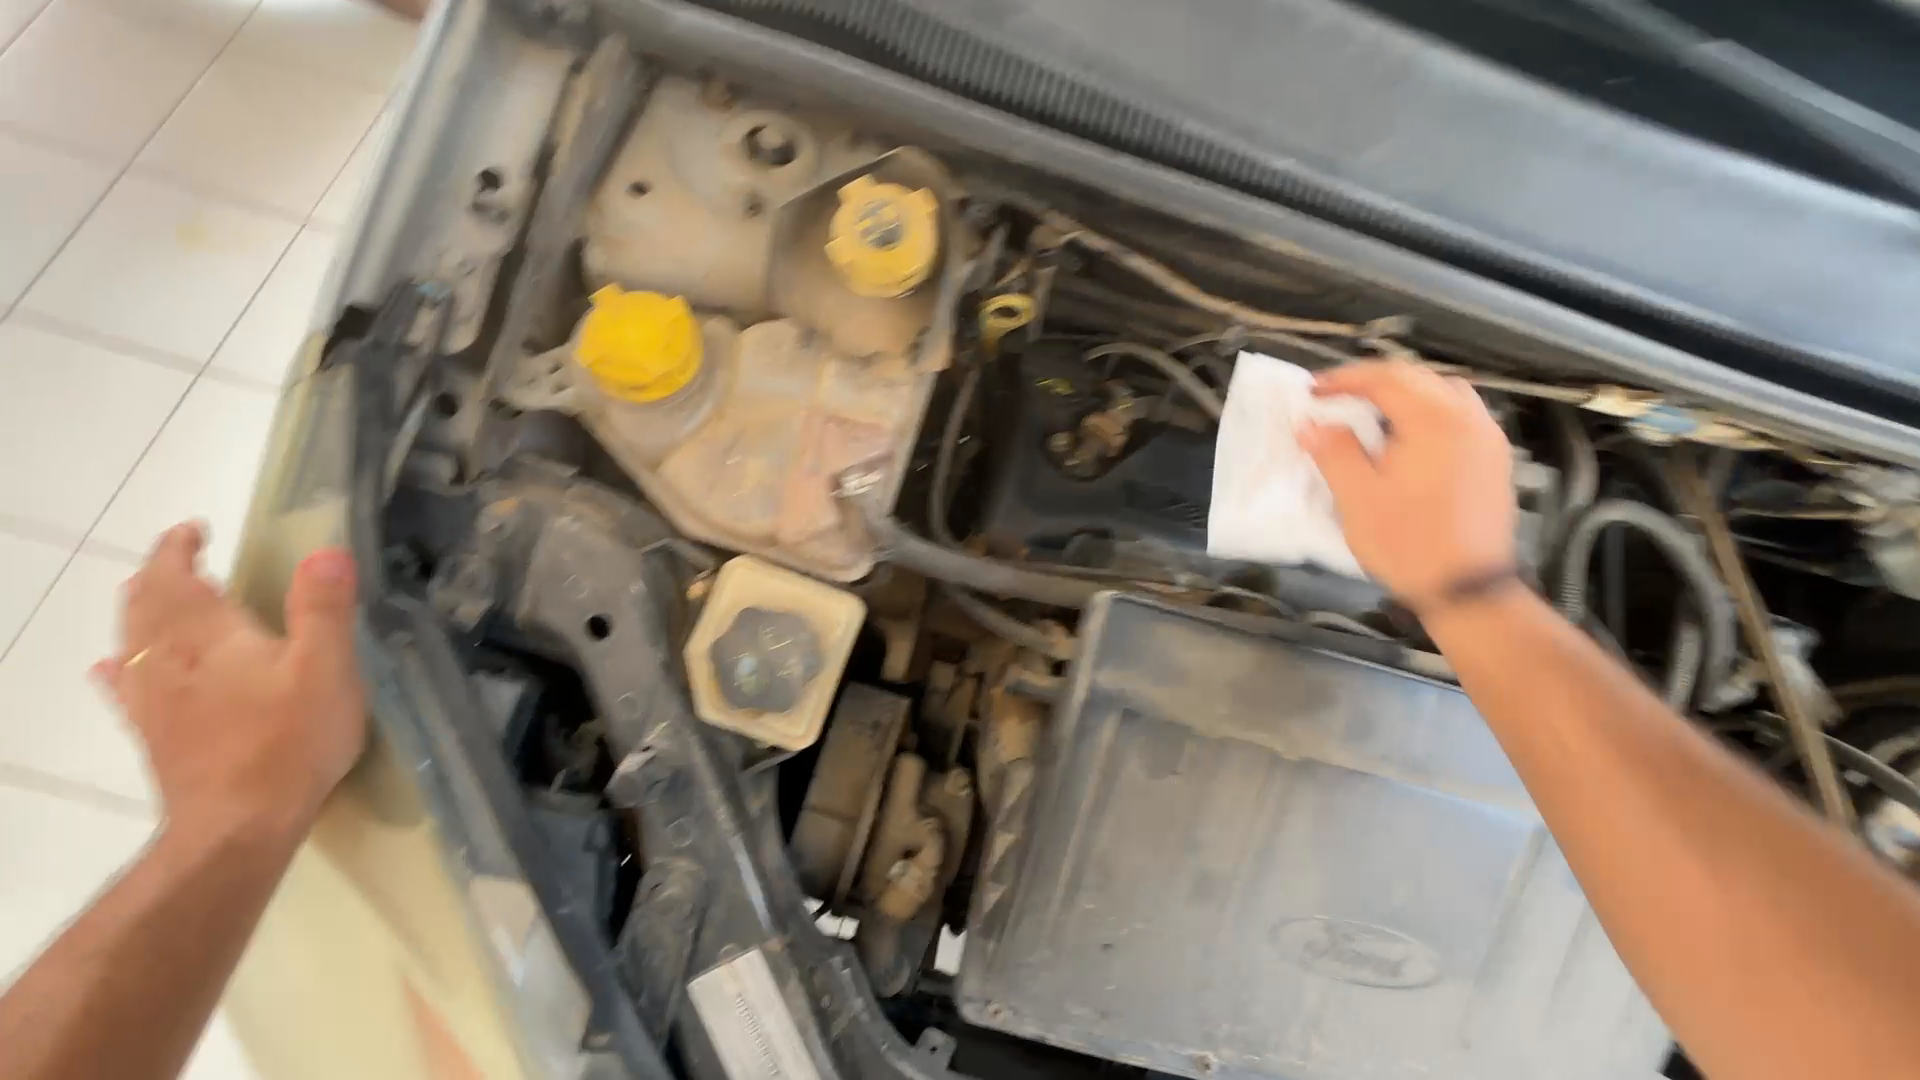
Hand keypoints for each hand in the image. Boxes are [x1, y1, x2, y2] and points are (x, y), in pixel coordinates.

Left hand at [93, 524, 366, 843]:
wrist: (239, 822)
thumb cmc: (291, 739)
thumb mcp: (328, 668)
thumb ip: (324, 608)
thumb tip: (326, 550)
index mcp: (209, 636)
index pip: (176, 577)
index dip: (179, 548)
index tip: (194, 529)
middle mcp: (168, 659)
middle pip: (146, 605)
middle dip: (160, 575)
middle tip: (183, 558)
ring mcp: (153, 699)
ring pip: (131, 641)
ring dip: (140, 611)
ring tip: (157, 598)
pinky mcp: (154, 732)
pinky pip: (122, 688)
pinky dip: (119, 666)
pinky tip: (114, 668)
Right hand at [1299, 360, 1516, 609]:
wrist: (1467, 589)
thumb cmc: (1407, 542)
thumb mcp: (1357, 498)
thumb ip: (1334, 452)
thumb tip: (1313, 424)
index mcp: (1435, 421)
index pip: (1386, 379)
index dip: (1344, 379)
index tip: (1312, 391)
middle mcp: (1469, 419)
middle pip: (1418, 378)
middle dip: (1373, 381)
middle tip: (1335, 397)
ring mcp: (1487, 439)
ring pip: (1443, 393)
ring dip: (1403, 394)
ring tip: (1369, 412)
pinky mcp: (1493, 460)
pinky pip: (1458, 417)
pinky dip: (1426, 413)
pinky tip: (1405, 438)